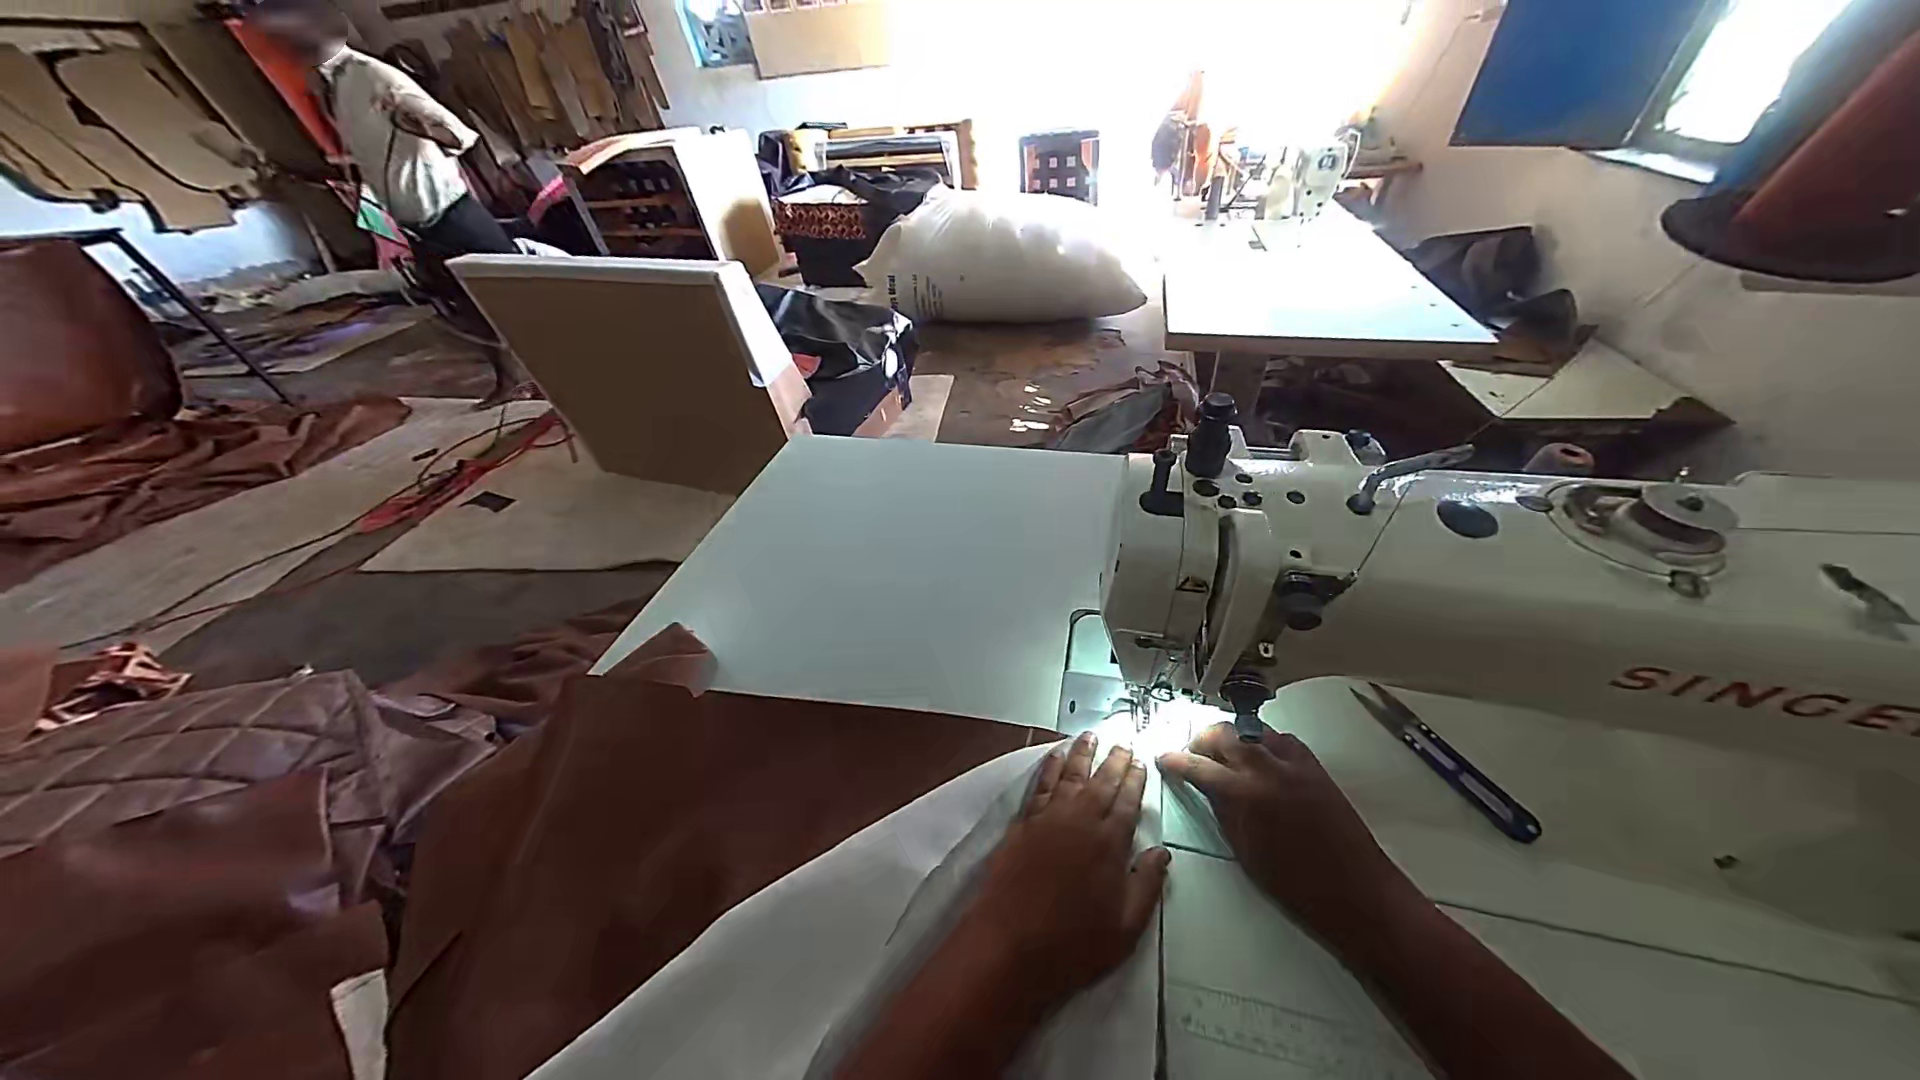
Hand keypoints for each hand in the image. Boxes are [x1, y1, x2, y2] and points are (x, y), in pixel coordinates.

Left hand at [947, 732, 1170, 1009]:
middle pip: (1102, 781)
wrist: (1011, 942)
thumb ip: (1146, 885)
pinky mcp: (1024, 821)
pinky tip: (1054, 756)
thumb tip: (1162, 853)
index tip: (1141, 763)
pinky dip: (1050, 766)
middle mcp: (1081, 820)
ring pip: (1070, 774)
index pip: (1128, 802)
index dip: (1136, 781)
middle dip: (1114, 760)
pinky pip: (1041, 784)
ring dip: (1082, 753)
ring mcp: (1050, 817)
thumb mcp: (1125, 927)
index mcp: (1110, 843)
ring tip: (1090, 735)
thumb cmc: (1074, 943)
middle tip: (1122, 742)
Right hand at [1158, 723, 1421, 939]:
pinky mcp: (1315, 767)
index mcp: (1244, 795)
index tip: (1167, 758)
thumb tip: (1207, 789)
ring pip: (1252, 729)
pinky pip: (1281, 739)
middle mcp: (1267, 771)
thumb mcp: (1243, 849)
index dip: (1176, 760)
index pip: (1198, 765)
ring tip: (1225, 751)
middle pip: (1224, 733)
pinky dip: (1264, 742)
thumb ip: (1222, 810)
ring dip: (1233, 735)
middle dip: (1203, 739)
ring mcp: (1294, 765)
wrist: (1356, 893)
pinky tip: (1261, 757)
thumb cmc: (1298, 885)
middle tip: (1195, 752)